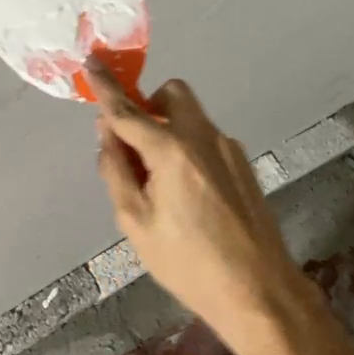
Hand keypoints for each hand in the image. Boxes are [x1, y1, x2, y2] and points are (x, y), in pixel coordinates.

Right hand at [87, 64, 331, 354]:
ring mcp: (230, 150)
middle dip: (148, 106)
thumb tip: (107, 133)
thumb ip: (116, 170)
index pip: (129, 110)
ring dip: (167, 131)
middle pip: (173, 95)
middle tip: (133, 144)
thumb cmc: (189, 264)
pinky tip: (186, 198)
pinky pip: (206, 141)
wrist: (260, 292)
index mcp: (173, 151)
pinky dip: (186, 151)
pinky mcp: (244, 166)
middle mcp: (205, 138)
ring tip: (157, 186)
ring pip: (191, 119)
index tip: (92, 62)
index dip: (106, 87)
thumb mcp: (136, 223)